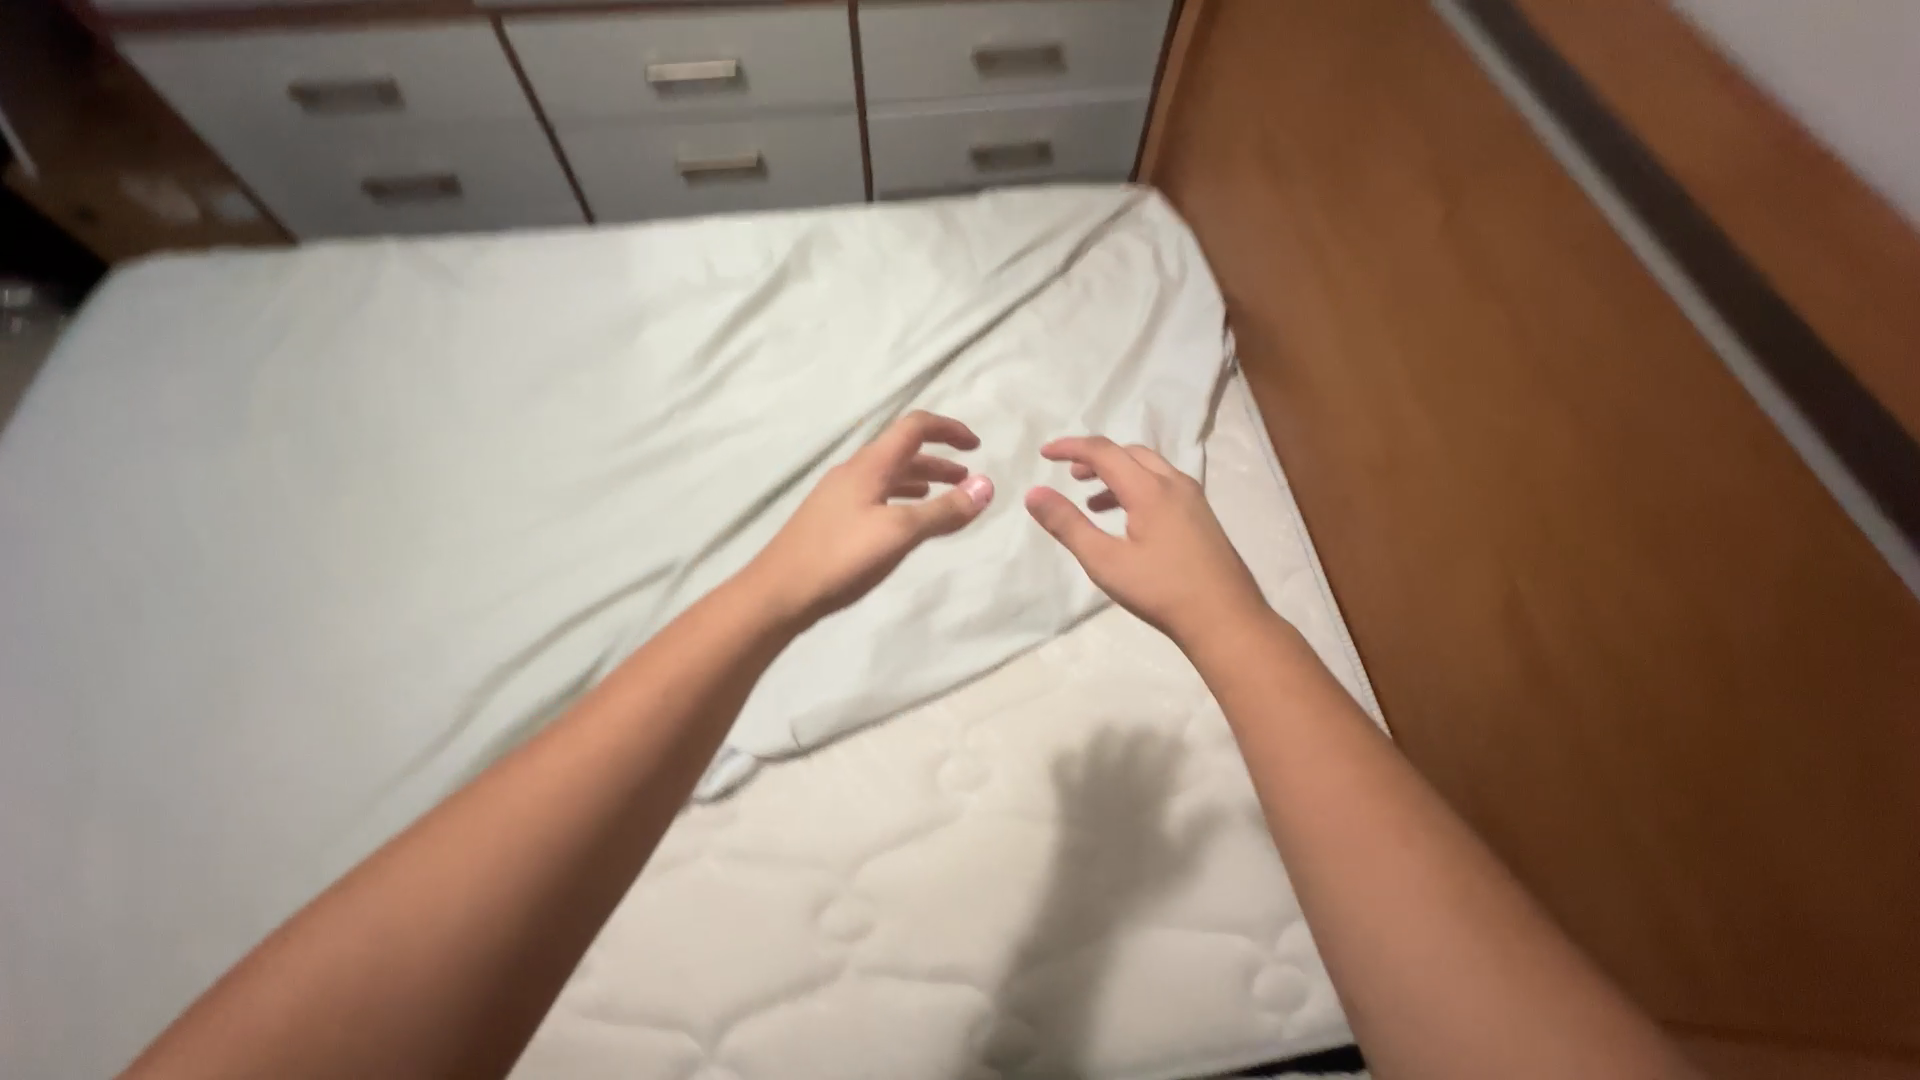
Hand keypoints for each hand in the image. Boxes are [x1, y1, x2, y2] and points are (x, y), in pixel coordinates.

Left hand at [745, 410, 994, 624]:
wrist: (778, 593)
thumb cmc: (840, 557)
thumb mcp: (899, 533)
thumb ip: (943, 511)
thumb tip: (986, 486)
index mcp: (870, 466)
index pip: (914, 427)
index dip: (948, 429)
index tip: (977, 445)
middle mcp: (854, 472)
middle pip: (902, 452)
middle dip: (940, 459)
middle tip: (968, 478)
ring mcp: (840, 496)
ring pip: (890, 476)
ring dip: (923, 480)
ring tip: (947, 498)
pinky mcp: (833, 519)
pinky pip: (877, 496)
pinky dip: (903, 499)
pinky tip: (907, 521)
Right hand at [1024, 436, 1266, 648]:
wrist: (1225, 619)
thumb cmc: (1160, 590)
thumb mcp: (1104, 561)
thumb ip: (1067, 524)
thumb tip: (1034, 494)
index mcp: (1149, 489)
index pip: (1103, 452)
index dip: (1071, 448)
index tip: (1044, 454)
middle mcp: (1174, 484)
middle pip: (1130, 453)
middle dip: (1096, 458)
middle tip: (1071, 476)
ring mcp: (1193, 500)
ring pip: (1149, 469)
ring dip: (1117, 474)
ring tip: (1093, 502)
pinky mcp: (1202, 517)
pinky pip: (1164, 486)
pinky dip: (1137, 489)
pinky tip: (1127, 521)